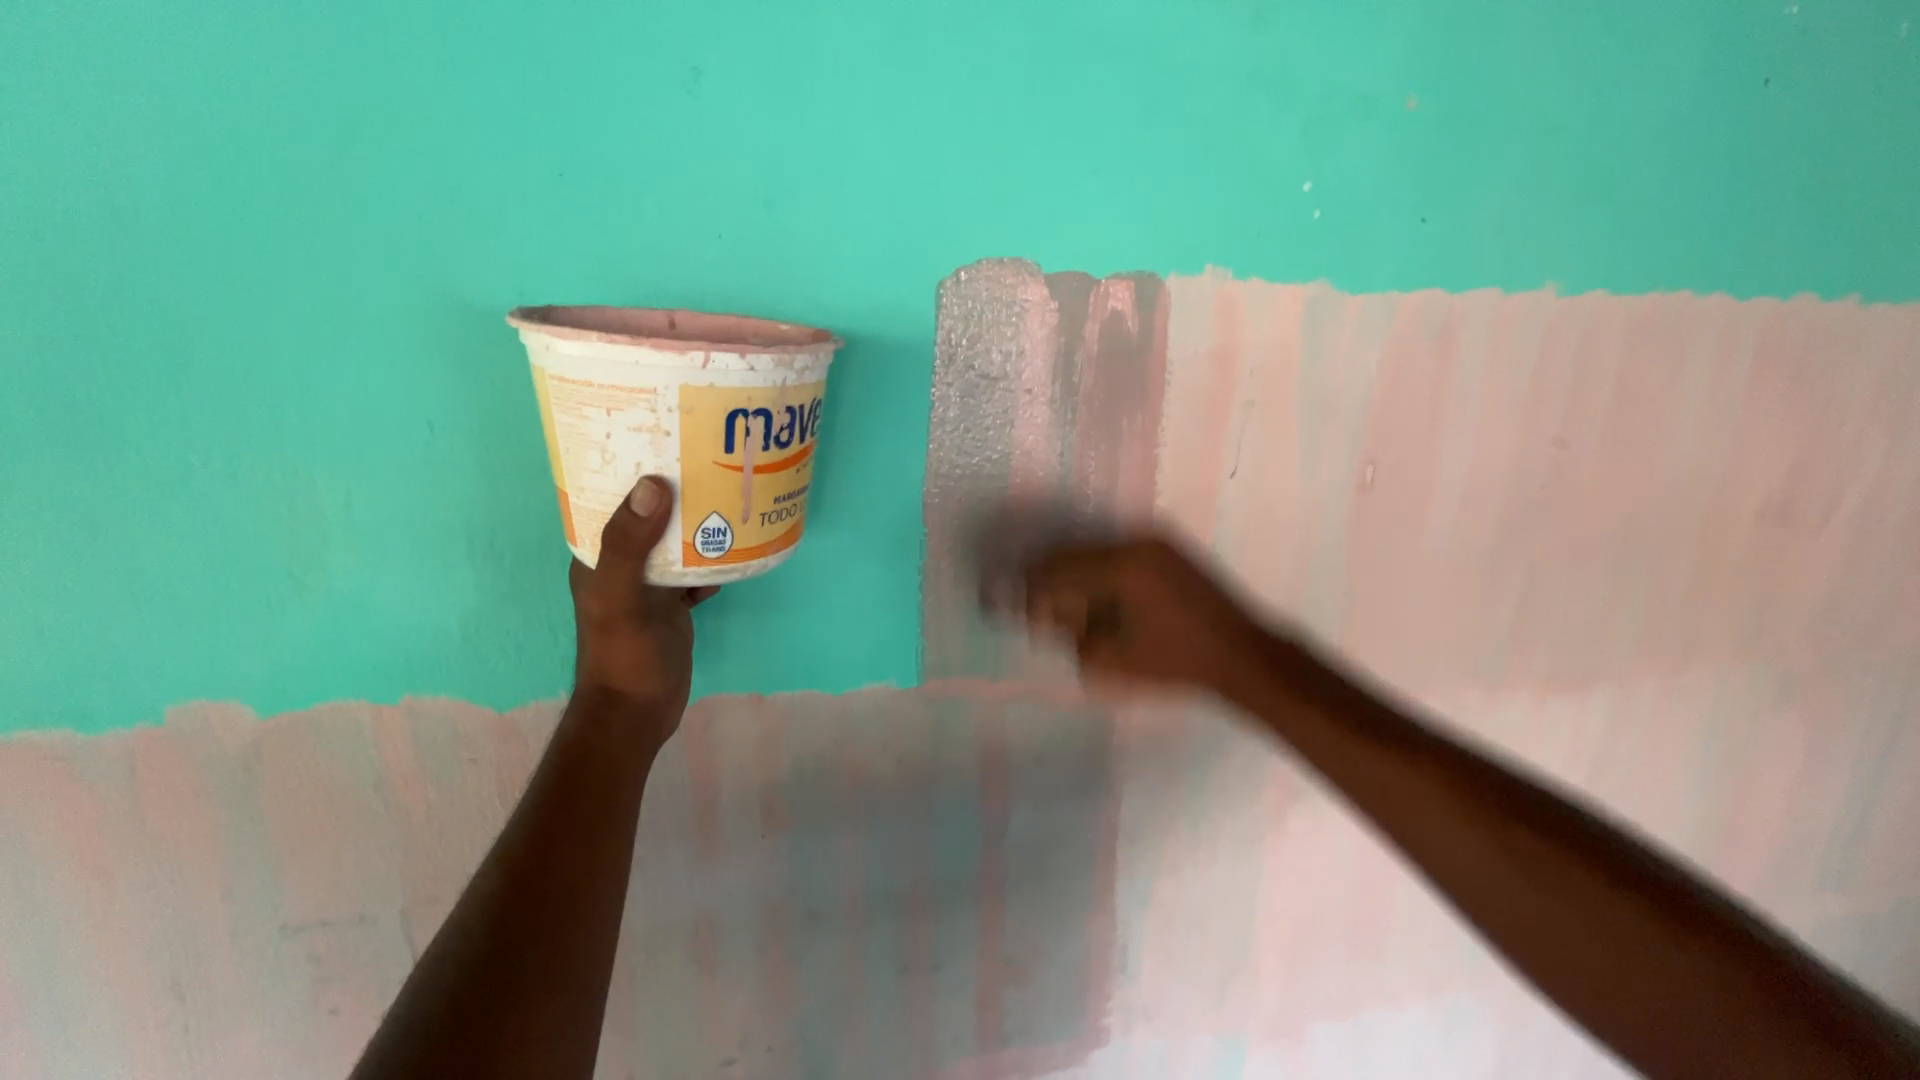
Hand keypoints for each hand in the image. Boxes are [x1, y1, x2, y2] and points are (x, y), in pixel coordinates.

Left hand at [569, 476, 718, 725]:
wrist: (640, 712)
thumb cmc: (623, 654)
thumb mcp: (619, 596)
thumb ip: (628, 544)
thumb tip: (653, 485)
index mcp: (597, 554)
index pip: (611, 499)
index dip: (631, 469)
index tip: (662, 438)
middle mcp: (622, 563)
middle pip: (650, 516)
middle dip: (675, 491)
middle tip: (709, 459)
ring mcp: (650, 584)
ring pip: (677, 541)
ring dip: (699, 523)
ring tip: (728, 494)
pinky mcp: (674, 603)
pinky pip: (697, 570)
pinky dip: (714, 560)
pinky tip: (736, 550)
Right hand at [986, 531, 1269, 694]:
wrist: (1244, 656)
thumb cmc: (1176, 665)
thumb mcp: (1112, 661)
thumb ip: (1071, 636)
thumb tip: (1048, 618)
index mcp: (1120, 567)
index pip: (1055, 572)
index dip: (1024, 590)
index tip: (998, 603)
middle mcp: (1136, 543)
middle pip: (1070, 555)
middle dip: (1046, 583)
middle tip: (1031, 613)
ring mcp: (1157, 543)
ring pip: (1093, 553)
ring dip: (1072, 579)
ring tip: (1065, 613)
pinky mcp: (1169, 552)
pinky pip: (1117, 556)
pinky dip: (1098, 576)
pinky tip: (1097, 603)